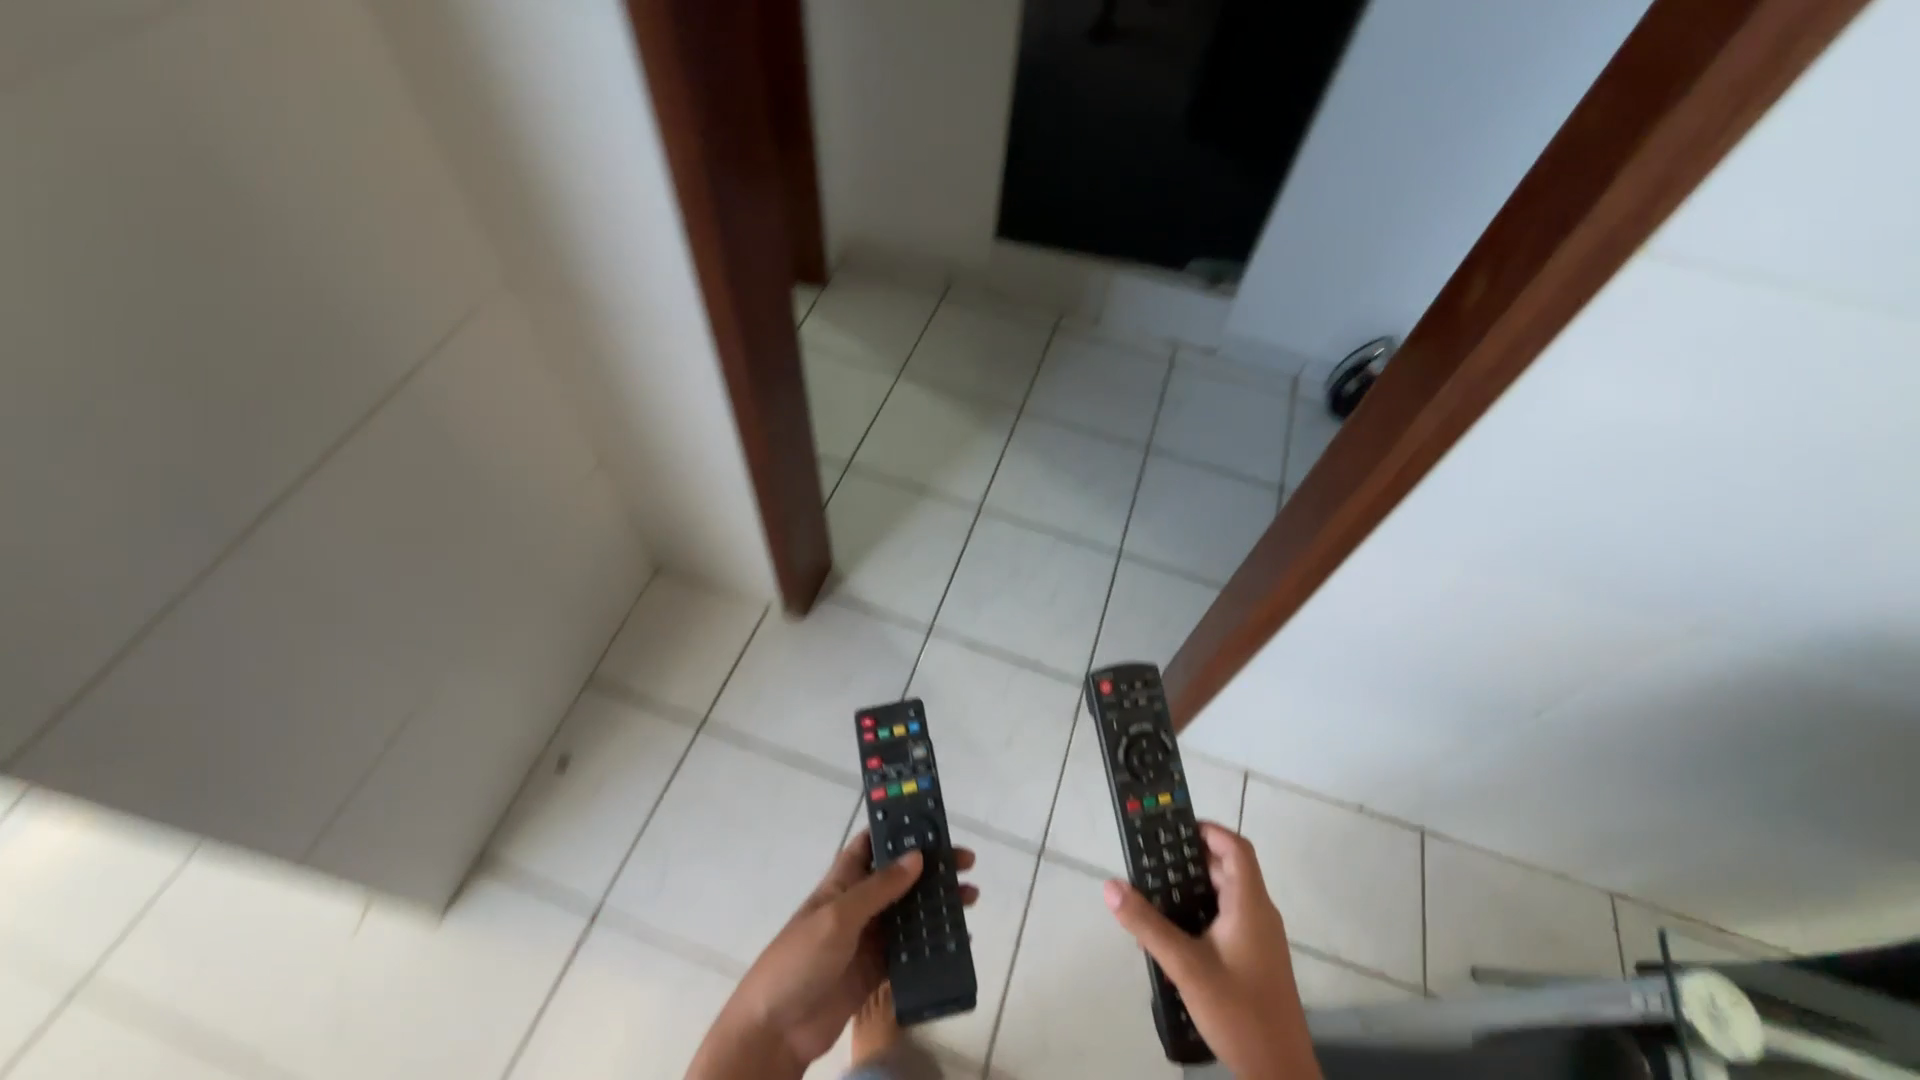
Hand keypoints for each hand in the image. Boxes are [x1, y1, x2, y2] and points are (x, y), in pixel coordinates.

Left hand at [689, 831, 977, 1077]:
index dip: (899, 832)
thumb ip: (878, 889)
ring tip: (970, 898)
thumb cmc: (799, 960)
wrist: (776, 1028)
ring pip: (910, 914)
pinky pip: (911, 952)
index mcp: (841, 883)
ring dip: (937, 905)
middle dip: (931, 868)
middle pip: (900, 878)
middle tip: (967, 863)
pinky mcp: (876, 971)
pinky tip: (959, 939)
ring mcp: (868, 940)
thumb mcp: (838, 917)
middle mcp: (858, 906)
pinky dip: (934, 944)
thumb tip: (917, 856)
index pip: (871, 846)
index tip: (934, 824)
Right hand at [1103, 822, 1320, 1079]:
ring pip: (1227, 896)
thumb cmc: (1238, 1009)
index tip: (1174, 826)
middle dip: (1191, 859)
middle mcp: (1259, 914)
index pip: (1236, 848)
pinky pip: (1228, 919)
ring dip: (1195, 887)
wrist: (1279, 1070)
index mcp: (1250, 905)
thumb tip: (1111, 886)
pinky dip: (1202, 911)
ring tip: (1155, 889)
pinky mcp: (1255, 959)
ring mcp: (1260, 938)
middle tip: (1152, 858)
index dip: (1209, 830)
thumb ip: (1147, 925)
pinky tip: (1174, 930)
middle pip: (1229, 870)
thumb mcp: (1186, 966)